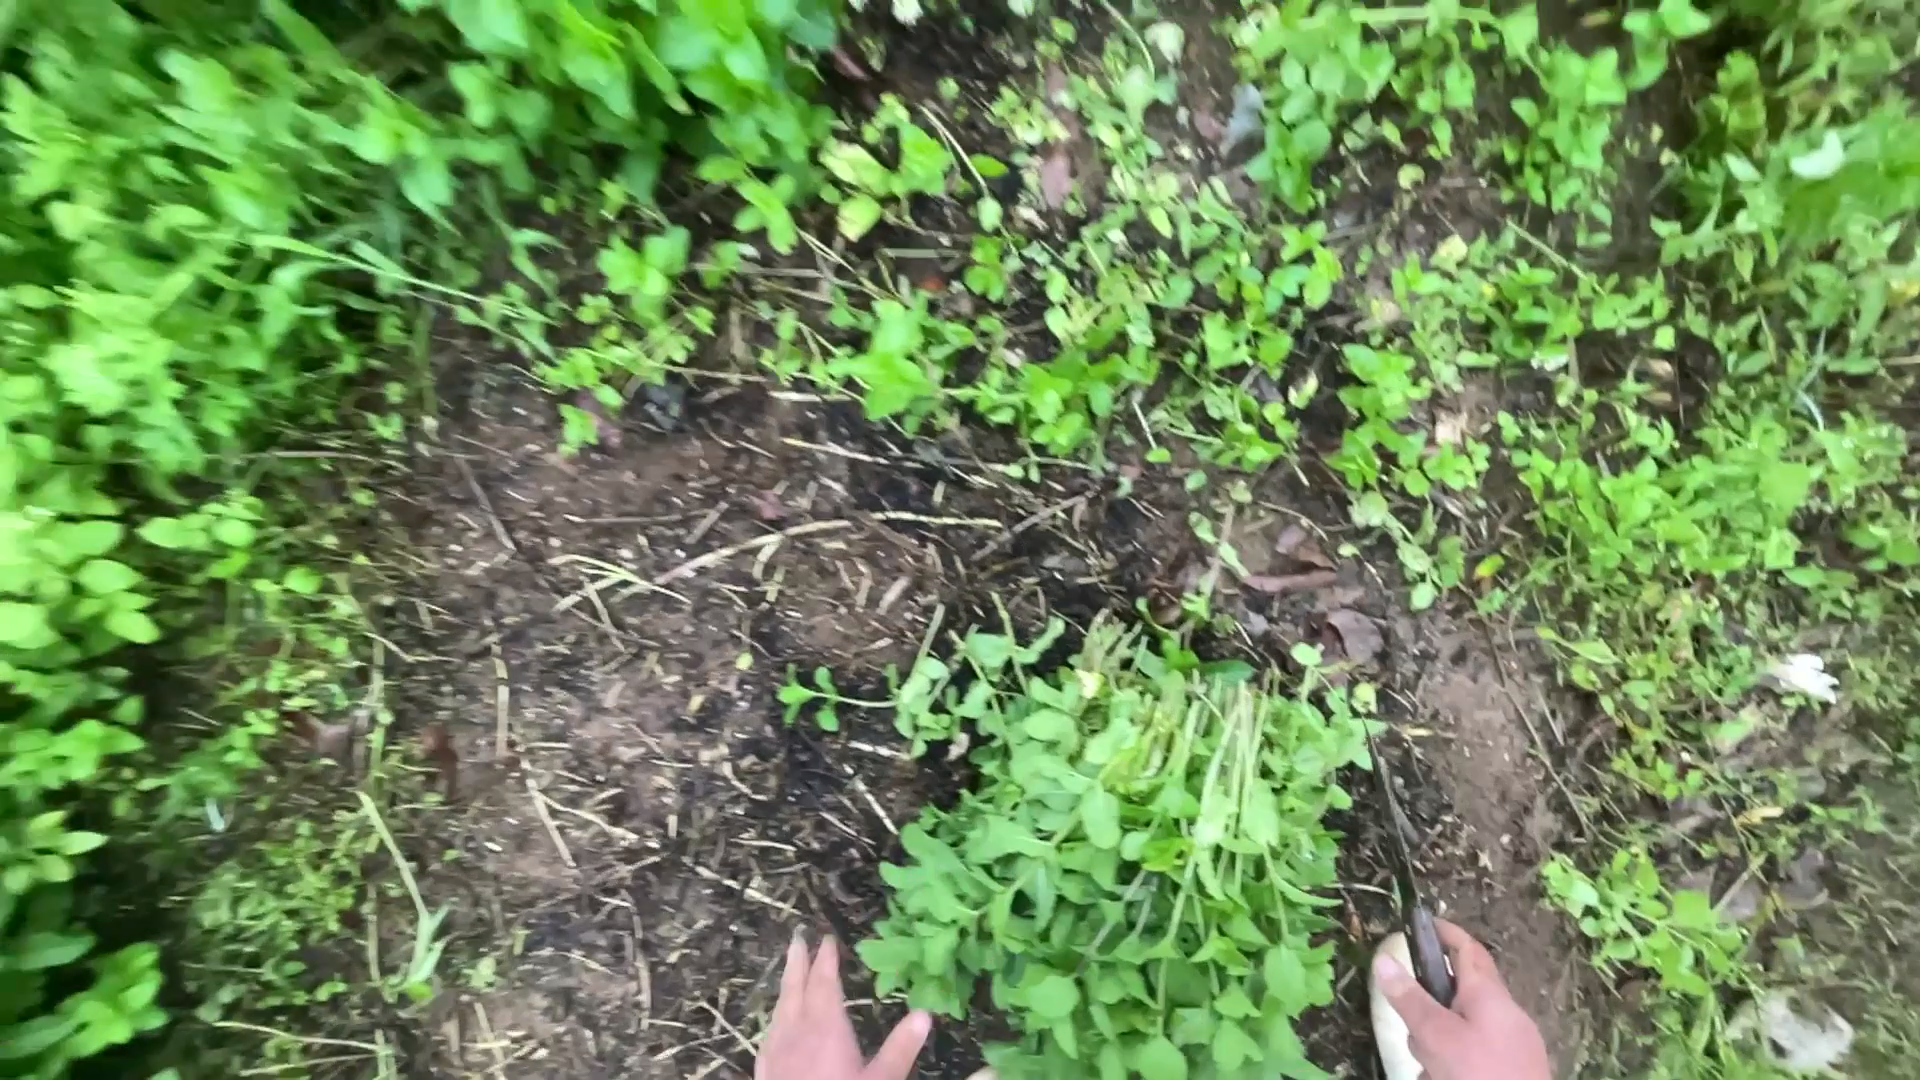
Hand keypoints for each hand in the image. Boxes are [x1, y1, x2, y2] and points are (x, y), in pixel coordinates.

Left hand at [756, 931, 931, 1079]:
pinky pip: (768, 1033)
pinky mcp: (764, 1072)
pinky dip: (776, 1016)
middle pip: (795, 986)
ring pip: (779, 1008)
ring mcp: (775, 1053)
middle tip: (798, 936)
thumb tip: (925, 1013)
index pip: (824, 981)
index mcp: (825, 1026)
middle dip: (798, 960)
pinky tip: (775, 1025)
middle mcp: (796, 1031)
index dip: (826, 958)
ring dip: (786, 985)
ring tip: (790, 972)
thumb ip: (900, 1048)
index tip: (827, 937)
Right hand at [1372, 920, 1551, 1079]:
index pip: (1468, 949)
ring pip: (1464, 1026)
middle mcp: (1508, 1016)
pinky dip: (1453, 1059)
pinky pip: (1476, 1052)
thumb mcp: (1434, 1035)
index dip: (1444, 932)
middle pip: (1461, 991)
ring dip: (1438, 1037)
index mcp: (1491, 996)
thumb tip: (1384, 959)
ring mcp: (1516, 1048)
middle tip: (1407, 1017)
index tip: (1419, 923)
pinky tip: (1440, 1077)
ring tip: (1425, 1060)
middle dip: (1429, 1001)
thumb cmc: (1479, 1076)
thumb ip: (1408, 997)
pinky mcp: (1516, 1074)